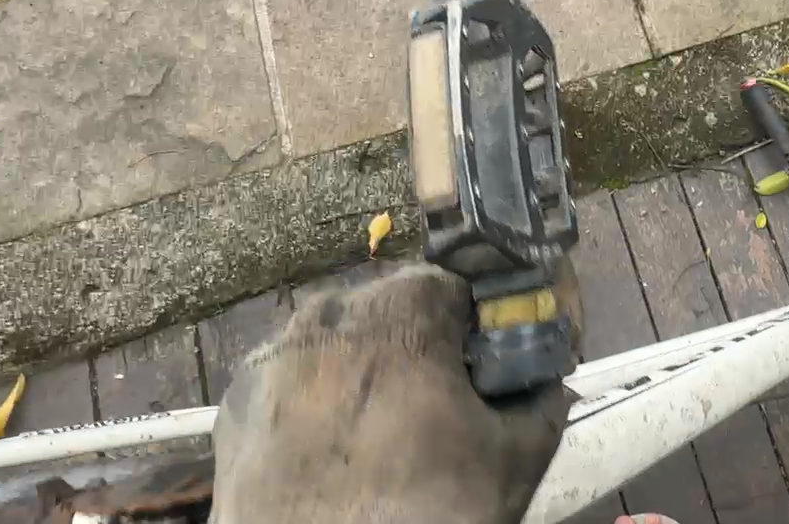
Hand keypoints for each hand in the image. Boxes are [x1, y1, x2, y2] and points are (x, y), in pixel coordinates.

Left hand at [212, 263, 570, 523]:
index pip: (461, 289)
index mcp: (405, 304)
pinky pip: (299, 380)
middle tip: (445, 405)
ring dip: (372, 368)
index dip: (483, 327)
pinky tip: (339, 453)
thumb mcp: (514, 458)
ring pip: (346, 341)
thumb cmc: (424, 516)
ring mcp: (274, 355)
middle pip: (399, 309)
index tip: (490, 367)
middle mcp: (334, 310)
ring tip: (389, 435)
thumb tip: (552, 383)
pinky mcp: (235, 405)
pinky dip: (322, 401)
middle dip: (427, 345)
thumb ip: (545, 401)